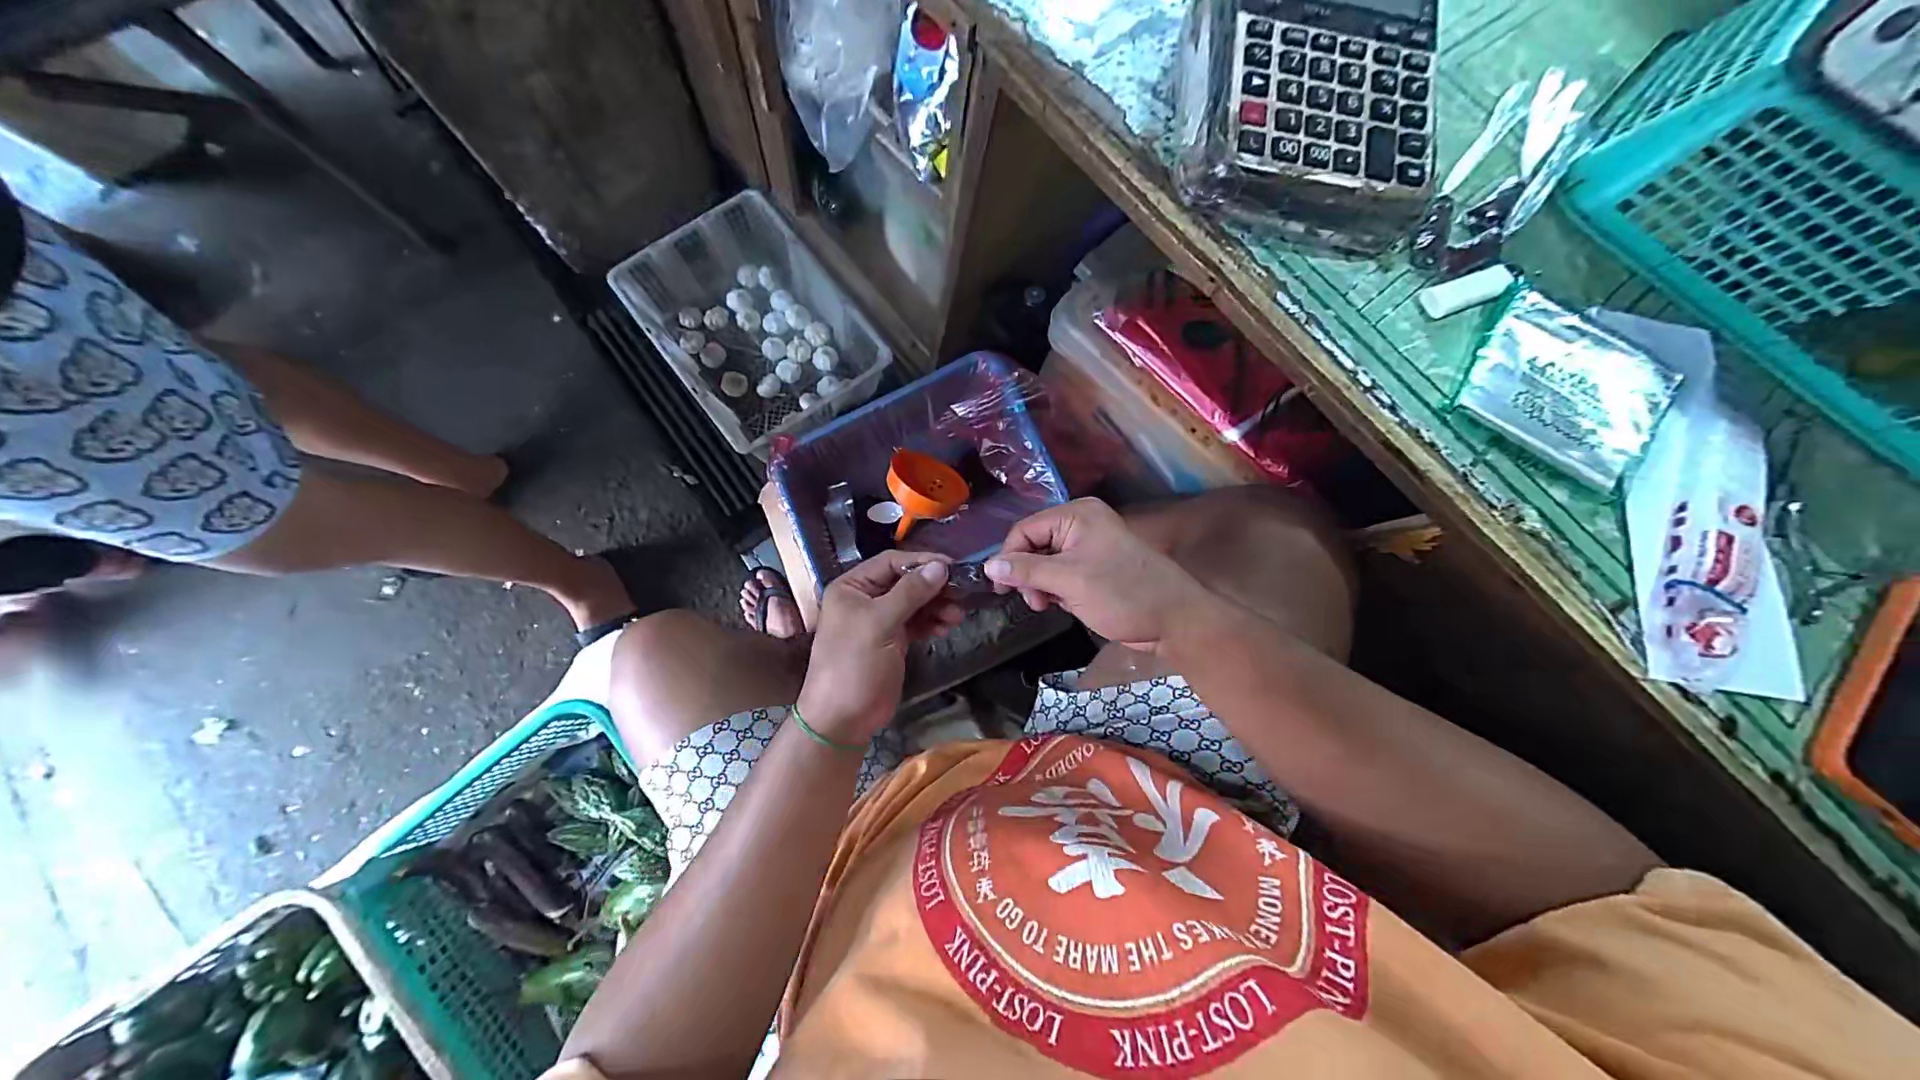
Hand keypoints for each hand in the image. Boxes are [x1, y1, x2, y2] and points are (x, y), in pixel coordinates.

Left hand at [795, 551, 964, 744]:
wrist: (843, 719)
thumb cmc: (853, 665)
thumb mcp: (880, 624)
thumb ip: (910, 593)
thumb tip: (940, 566)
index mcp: (852, 587)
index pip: (891, 562)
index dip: (921, 562)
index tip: (952, 567)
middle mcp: (865, 599)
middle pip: (906, 582)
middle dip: (933, 587)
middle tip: (961, 593)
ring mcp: (879, 621)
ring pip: (914, 603)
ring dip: (937, 606)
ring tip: (957, 615)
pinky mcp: (892, 641)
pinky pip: (916, 622)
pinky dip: (932, 622)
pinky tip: (947, 627)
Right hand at [985, 498, 1219, 652]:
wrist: (1174, 620)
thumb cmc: (1123, 593)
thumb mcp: (1069, 581)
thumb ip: (1026, 571)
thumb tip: (989, 567)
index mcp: (1077, 515)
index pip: (1025, 530)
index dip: (1009, 558)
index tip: (1002, 588)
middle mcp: (1081, 525)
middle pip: (1033, 546)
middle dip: (1027, 575)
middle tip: (1035, 602)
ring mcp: (1089, 548)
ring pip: (1045, 564)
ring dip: (1040, 586)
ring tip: (1047, 606)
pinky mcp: (1094, 569)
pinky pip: (1061, 575)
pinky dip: (1055, 590)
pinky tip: (1062, 605)